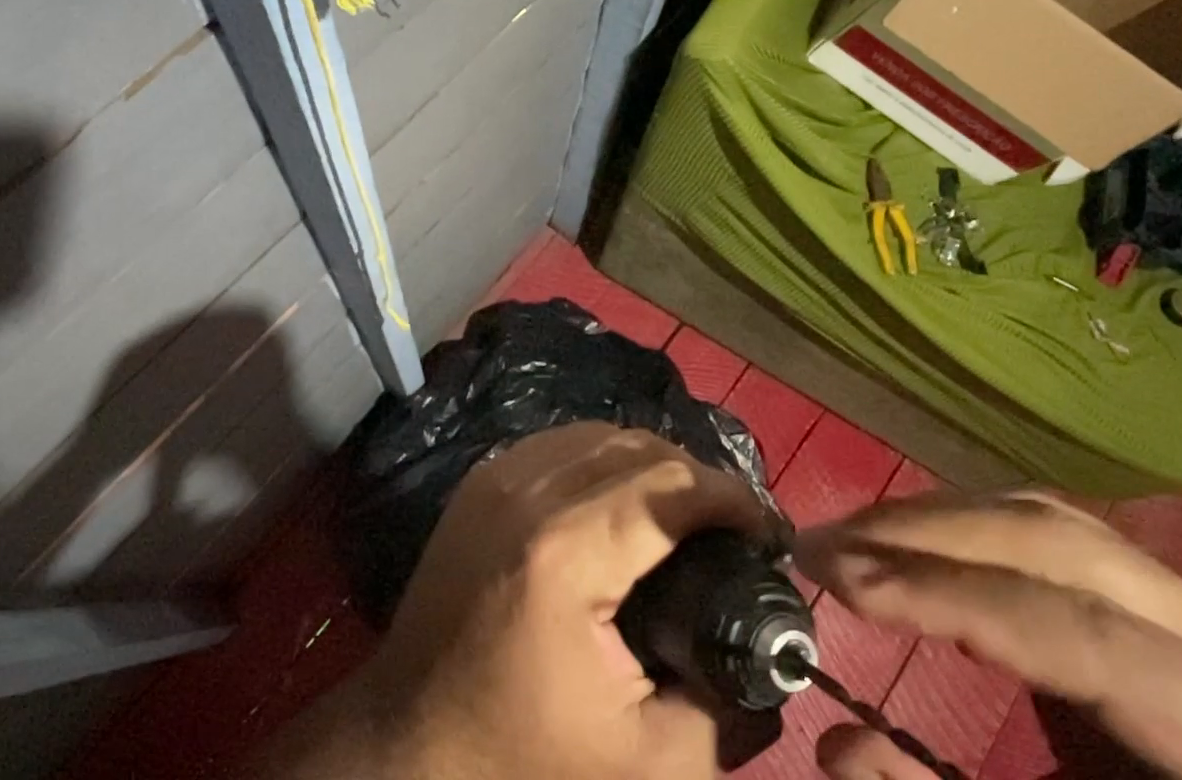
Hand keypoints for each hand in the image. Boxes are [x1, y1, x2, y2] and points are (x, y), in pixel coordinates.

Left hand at [263, 422, 771, 779]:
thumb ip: (726, 700)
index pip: (674, 487)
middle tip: (731, 530)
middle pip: (642, 449)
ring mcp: (494, 478)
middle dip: (701, 479)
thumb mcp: (650, 757)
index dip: (736, 500)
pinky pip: (558, 443)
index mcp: (567, 551)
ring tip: (684, 513)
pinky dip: (603, 458)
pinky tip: (621, 500)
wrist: (412, 734)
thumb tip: (769, 643)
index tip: (766, 535)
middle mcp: (527, 493)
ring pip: (599, 434)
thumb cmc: (526, 750)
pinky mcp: (477, 482)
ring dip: (653, 463)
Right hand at [797, 493, 1181, 779]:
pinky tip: (917, 551)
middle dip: (920, 534)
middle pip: (1055, 543)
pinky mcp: (1176, 609)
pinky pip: (1061, 539)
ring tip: (850, 540)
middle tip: (817, 546)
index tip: (831, 579)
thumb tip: (835, 744)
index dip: (942, 595)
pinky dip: (971, 530)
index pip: (1071, 628)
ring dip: (936, 519)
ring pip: (1054, 520)